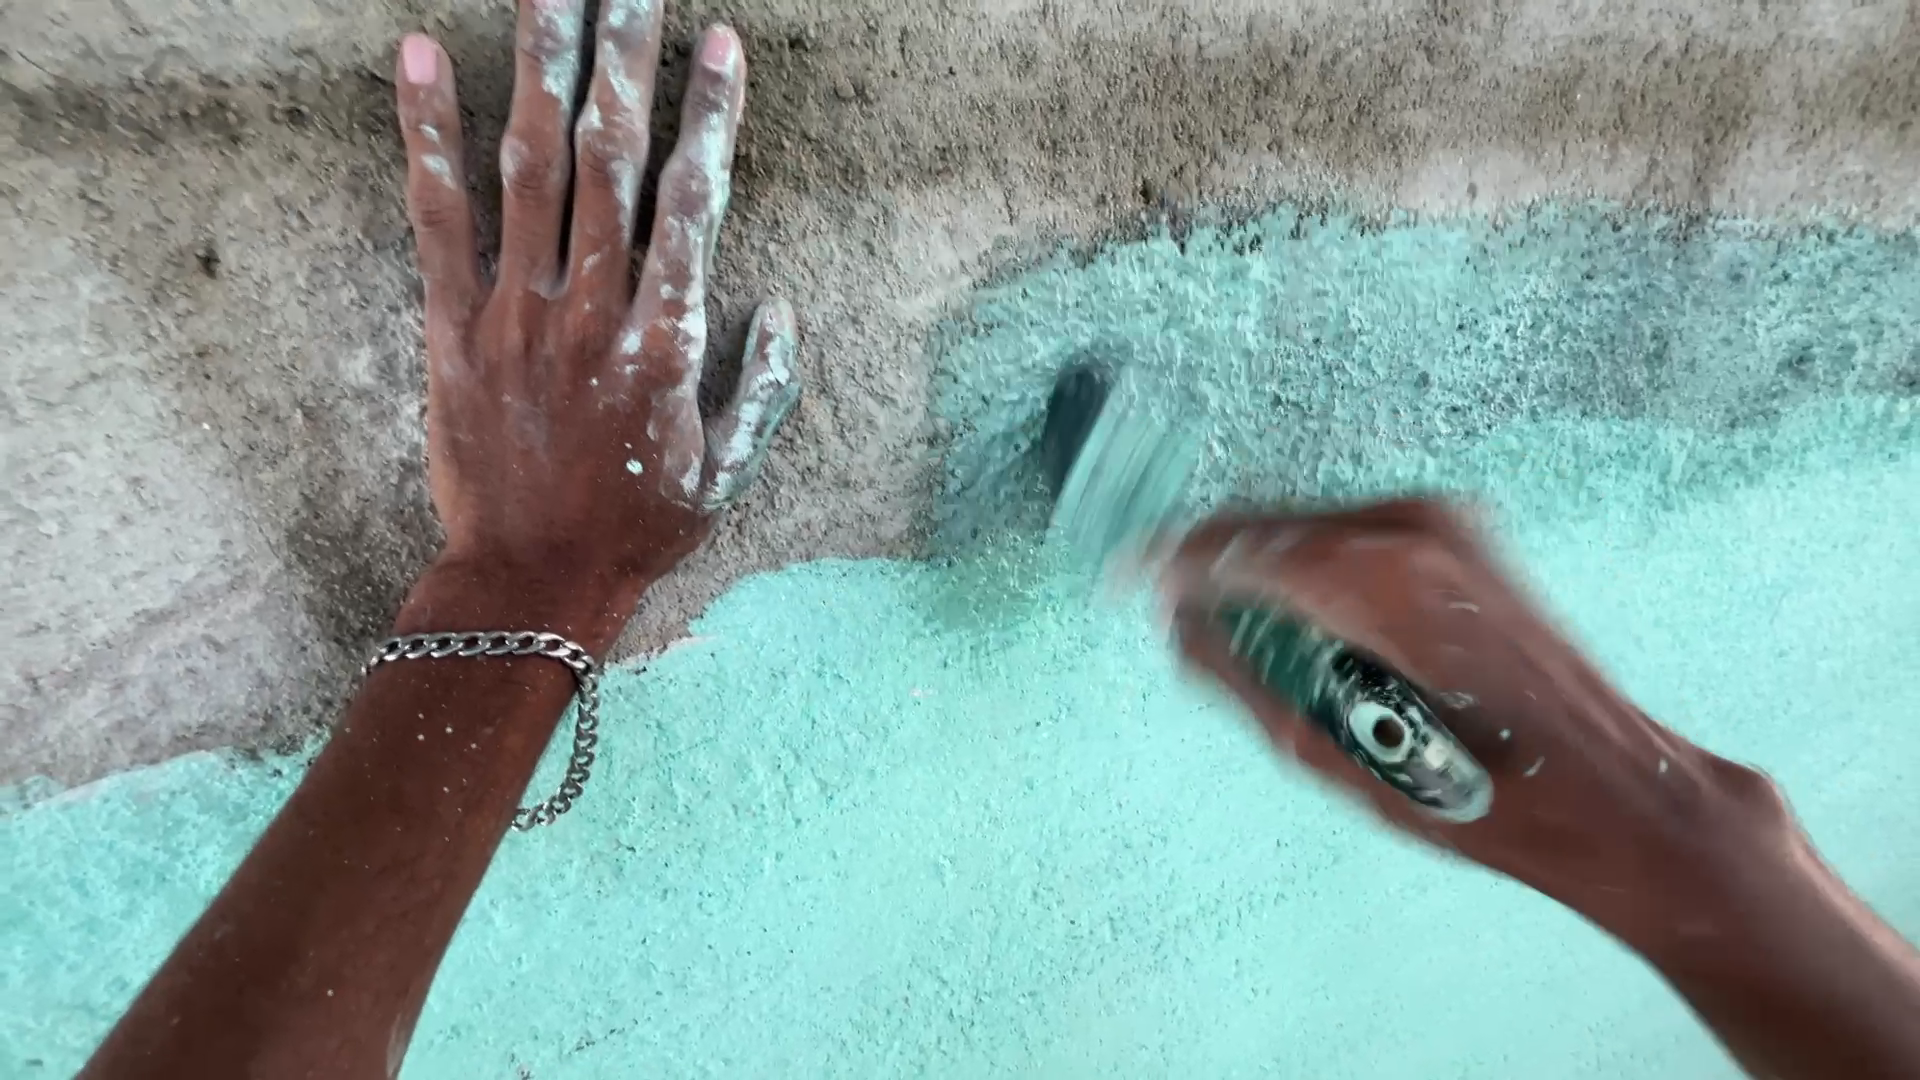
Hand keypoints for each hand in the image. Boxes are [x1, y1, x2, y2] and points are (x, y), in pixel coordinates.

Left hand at [391, 4, 798, 606]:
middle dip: (626, 56)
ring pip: (529, 166)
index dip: (711, 120)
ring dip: (538, 63)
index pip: (694, 207)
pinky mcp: (452, 329)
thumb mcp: (731, 472)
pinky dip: (425, 135)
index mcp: (669, 346)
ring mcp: (518, 313)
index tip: (721, 44)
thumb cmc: (644, 525)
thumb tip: (784, 311)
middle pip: (610, 158)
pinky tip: (415, 53)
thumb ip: (766, 389)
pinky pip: (436, 218)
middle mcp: (595, 311)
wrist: (537, 576)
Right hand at [1158, 498, 1798, 947]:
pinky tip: (1286, 602)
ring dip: (1250, 561)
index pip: (1230, 542)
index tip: (1129, 574)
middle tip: (1169, 601)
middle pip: (1261, 523)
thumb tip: (1178, 627)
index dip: (1166, 559)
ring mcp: (1436, 522)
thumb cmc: (1477, 787)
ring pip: (1298, 522)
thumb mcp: (1322, 746)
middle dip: (1204, 560)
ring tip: (1221, 610)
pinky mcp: (1454, 532)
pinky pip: (1340, 529)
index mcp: (1365, 575)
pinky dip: (1297, 559)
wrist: (1614, 789)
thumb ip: (1233, 672)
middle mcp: (1402, 526)